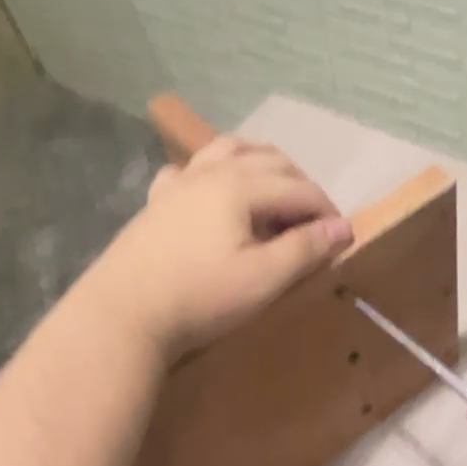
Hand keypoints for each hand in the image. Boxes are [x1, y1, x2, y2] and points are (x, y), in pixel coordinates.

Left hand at [80, 136, 353, 360]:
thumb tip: (342, 228)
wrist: (124, 314)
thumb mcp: (263, 279)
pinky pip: (190, 170)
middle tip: (314, 223)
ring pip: (229, 151)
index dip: (327, 212)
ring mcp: (179, 182)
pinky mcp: (156, 202)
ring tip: (275, 193)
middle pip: (270, 161)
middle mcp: (211, 171)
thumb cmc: (201, 298)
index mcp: (242, 185)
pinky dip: (214, 173)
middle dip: (301, 186)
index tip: (342, 241)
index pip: (300, 188)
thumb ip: (305, 250)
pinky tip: (213, 195)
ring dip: (261, 165)